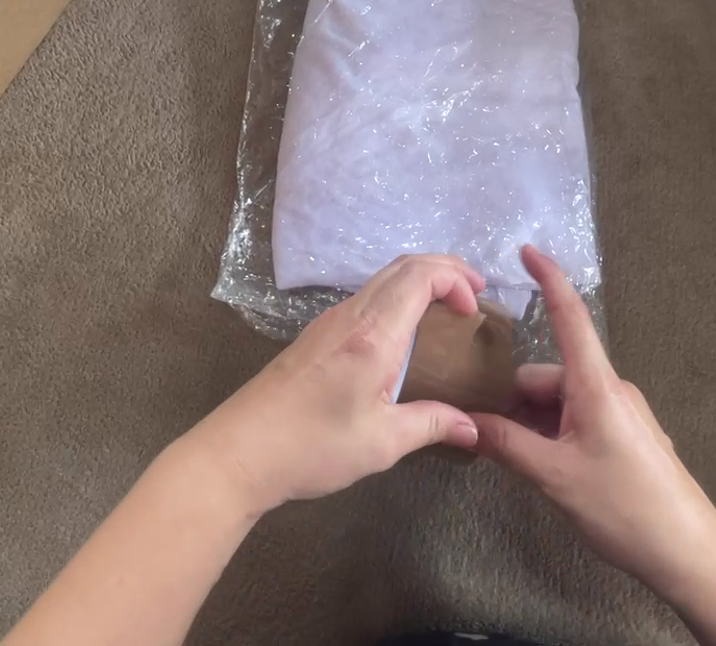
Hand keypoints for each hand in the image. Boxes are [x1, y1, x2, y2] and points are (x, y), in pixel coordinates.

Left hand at [180, 254, 487, 516]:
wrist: (240, 450)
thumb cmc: (312, 446)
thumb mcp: (380, 442)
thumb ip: (430, 425)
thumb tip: (472, 427)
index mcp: (372, 333)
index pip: (419, 275)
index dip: (454, 278)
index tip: (474, 309)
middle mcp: (351, 314)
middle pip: (403, 266)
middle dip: (445, 268)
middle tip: (475, 294)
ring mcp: (330, 320)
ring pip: (383, 278)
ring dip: (420, 281)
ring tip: (449, 308)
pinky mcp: (318, 333)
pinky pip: (368, 296)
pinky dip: (399, 296)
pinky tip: (407, 330)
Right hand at [471, 247, 715, 595]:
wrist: (691, 556)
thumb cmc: (625, 507)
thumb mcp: (554, 476)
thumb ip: (505, 444)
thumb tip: (462, 422)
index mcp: (595, 384)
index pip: (569, 316)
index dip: (548, 278)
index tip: (527, 249)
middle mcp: (609, 388)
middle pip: (547, 377)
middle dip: (515, 400)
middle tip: (488, 438)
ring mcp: (621, 413)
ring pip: (560, 403)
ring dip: (534, 423)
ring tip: (520, 464)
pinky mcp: (627, 436)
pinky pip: (578, 420)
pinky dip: (554, 434)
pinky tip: (548, 469)